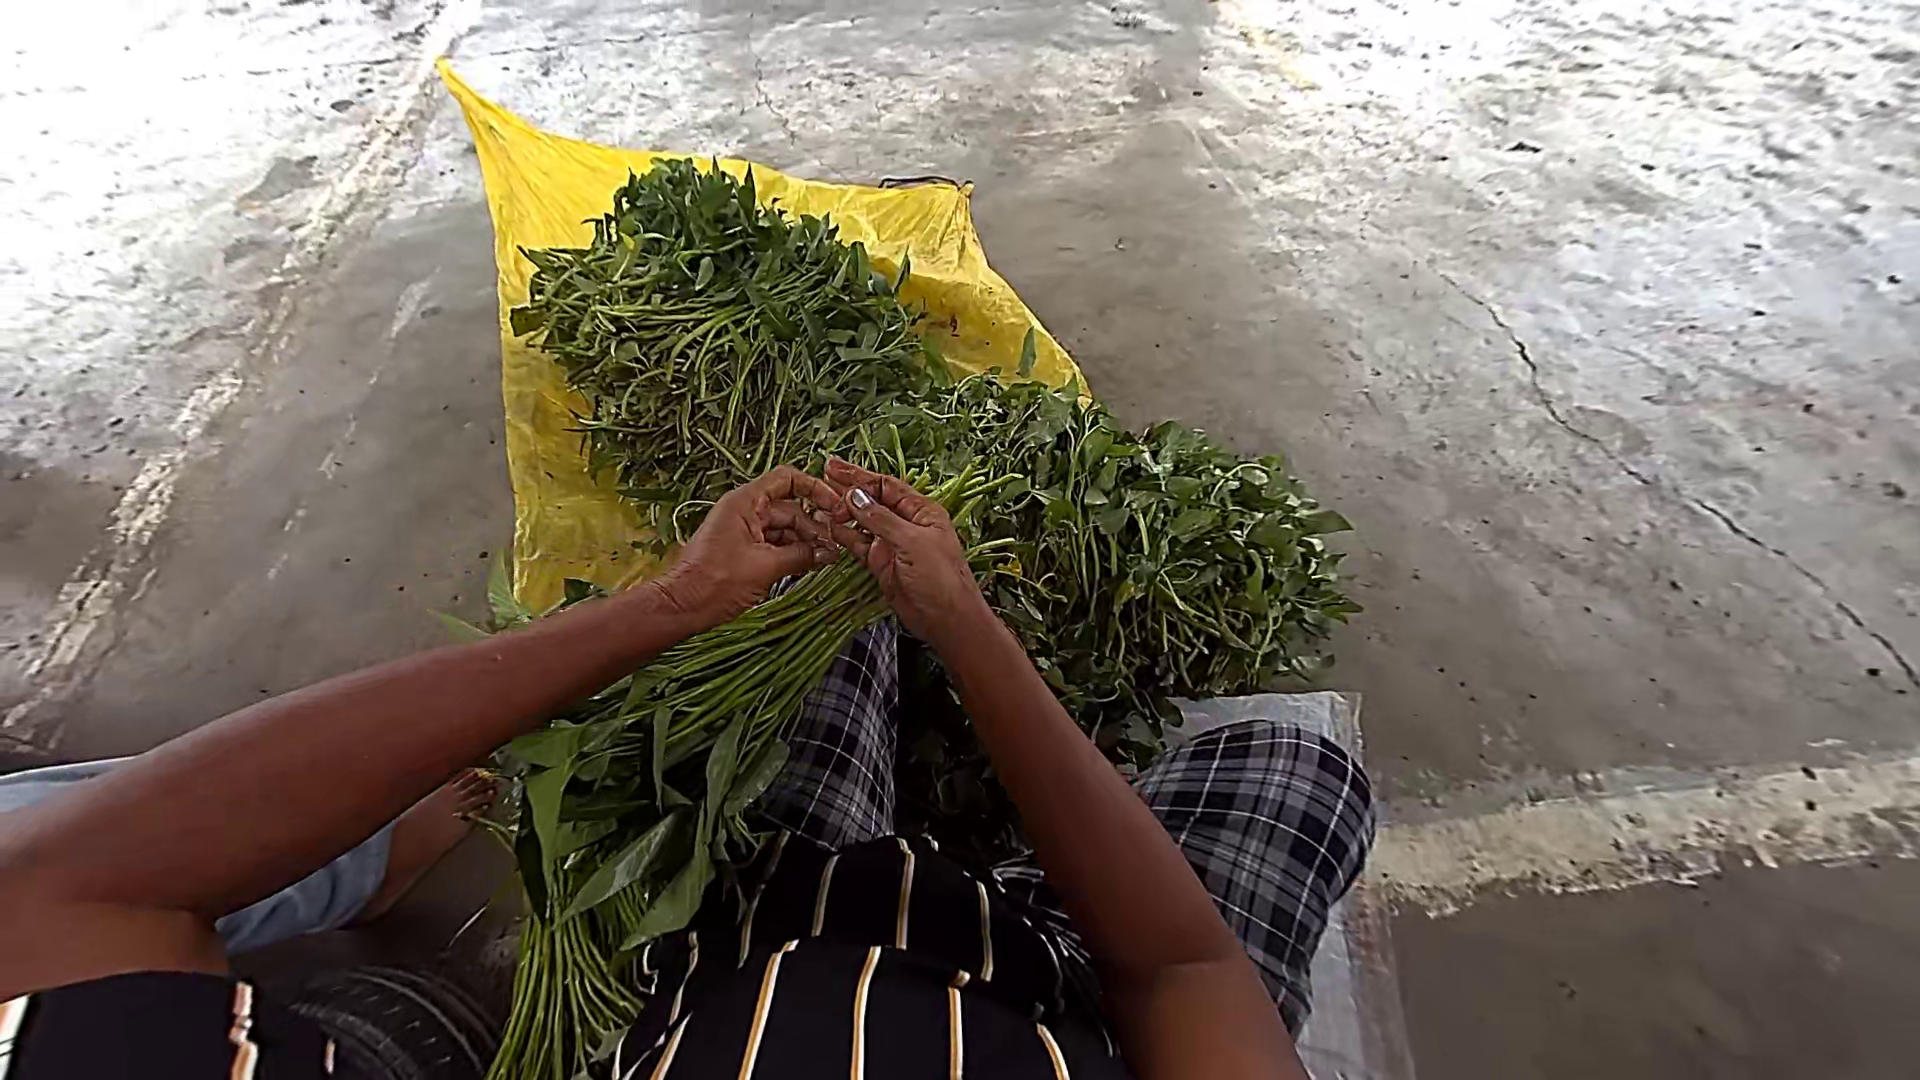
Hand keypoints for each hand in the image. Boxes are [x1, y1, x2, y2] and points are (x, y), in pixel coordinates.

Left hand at [653, 466, 838, 628]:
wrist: (683, 608)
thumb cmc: (714, 582)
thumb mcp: (766, 566)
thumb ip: (802, 555)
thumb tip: (829, 553)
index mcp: (746, 502)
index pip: (787, 479)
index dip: (815, 489)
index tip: (835, 506)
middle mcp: (746, 510)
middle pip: (791, 509)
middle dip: (815, 527)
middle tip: (835, 546)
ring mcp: (745, 530)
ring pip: (786, 529)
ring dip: (806, 543)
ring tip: (826, 560)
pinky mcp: (745, 549)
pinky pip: (776, 544)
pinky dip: (793, 553)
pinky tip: (809, 565)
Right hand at [823, 457, 988, 646]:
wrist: (946, 619)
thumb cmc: (941, 578)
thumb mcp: (913, 542)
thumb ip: (881, 519)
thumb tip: (855, 496)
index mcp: (921, 511)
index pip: (886, 486)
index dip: (859, 477)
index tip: (833, 469)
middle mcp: (906, 524)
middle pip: (872, 500)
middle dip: (848, 489)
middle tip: (821, 478)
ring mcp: (892, 543)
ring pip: (862, 521)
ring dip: (843, 512)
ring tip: (819, 503)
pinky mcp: (881, 563)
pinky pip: (858, 543)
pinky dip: (843, 535)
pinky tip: (828, 527)